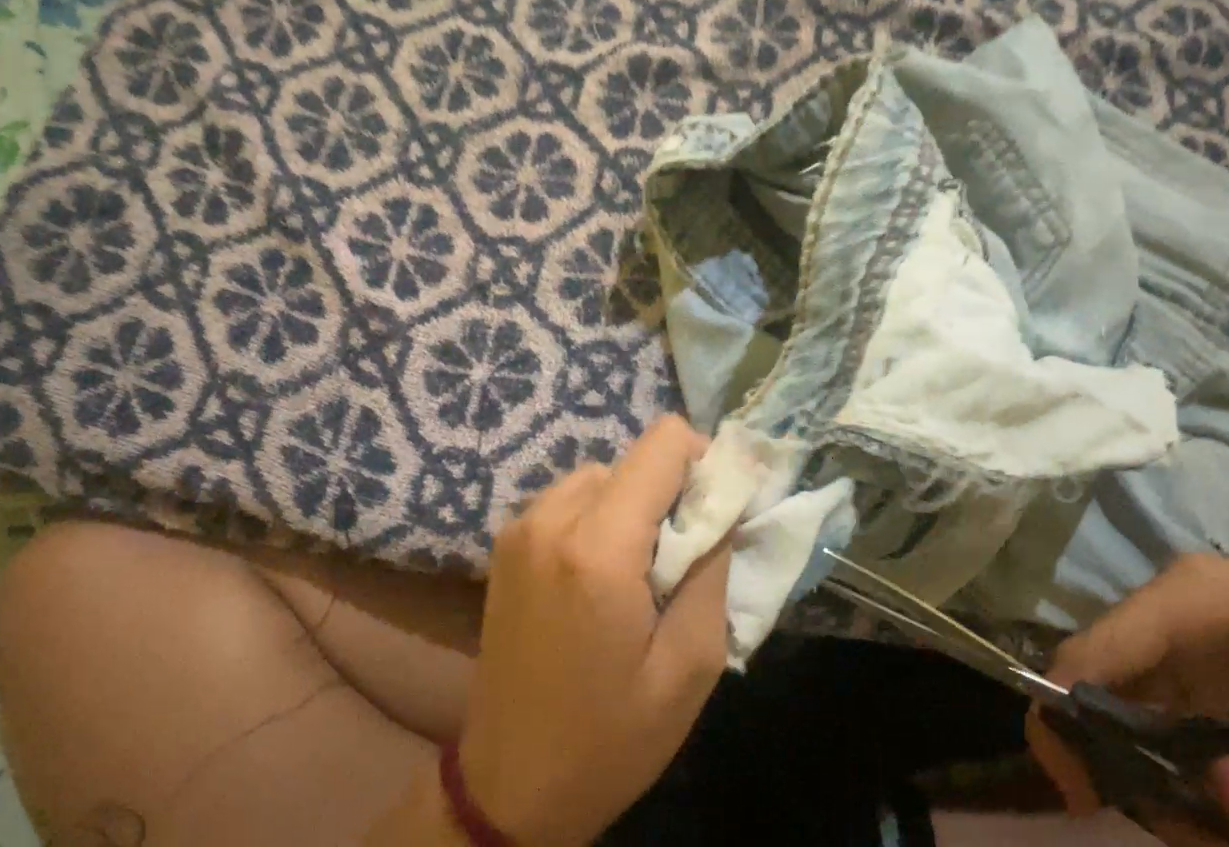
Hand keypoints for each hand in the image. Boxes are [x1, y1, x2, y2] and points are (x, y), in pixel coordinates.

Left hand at [457, 416, 731, 846]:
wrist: (511, 786)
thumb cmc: (610, 737)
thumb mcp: (690, 664)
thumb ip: (713, 567)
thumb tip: (724, 505)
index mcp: (598, 546)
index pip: (663, 443)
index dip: (704, 463)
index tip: (718, 515)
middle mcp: (550, 518)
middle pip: (633, 461)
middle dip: (669, 497)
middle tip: (678, 566)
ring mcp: (519, 528)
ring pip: (601, 477)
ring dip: (632, 509)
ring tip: (637, 579)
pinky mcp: (504, 544)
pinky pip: (568, 501)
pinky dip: (597, 520)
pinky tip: (598, 581)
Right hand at [1027, 555, 1228, 846]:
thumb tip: (1222, 804)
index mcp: (1195, 597)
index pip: (1089, 655)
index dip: (1066, 725)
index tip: (1085, 805)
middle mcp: (1183, 607)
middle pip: (1110, 684)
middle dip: (1126, 765)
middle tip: (1184, 837)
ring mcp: (1208, 634)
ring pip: (1143, 706)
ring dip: (1163, 775)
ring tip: (1221, 832)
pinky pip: (1183, 717)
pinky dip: (1193, 769)